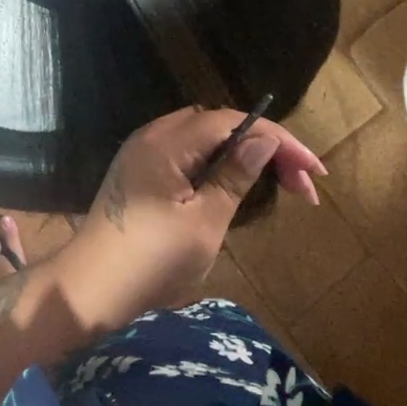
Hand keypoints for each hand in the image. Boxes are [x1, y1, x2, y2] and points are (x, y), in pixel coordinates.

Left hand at [56, 107, 325, 324]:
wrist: (92, 285)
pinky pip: (185, 152)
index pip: (230, 121)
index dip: (276, 138)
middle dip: (264, 145)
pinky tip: (236, 184)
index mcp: (167, 142)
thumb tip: (262, 140)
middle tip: (303, 185)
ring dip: (242, 153)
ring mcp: (142, 152)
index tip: (314, 171)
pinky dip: (216, 162)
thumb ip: (234, 176)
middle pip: (217, 124)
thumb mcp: (204, 221)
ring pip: (202, 137)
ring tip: (280, 183)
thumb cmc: (152, 258)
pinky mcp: (138, 172)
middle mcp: (152, 136)